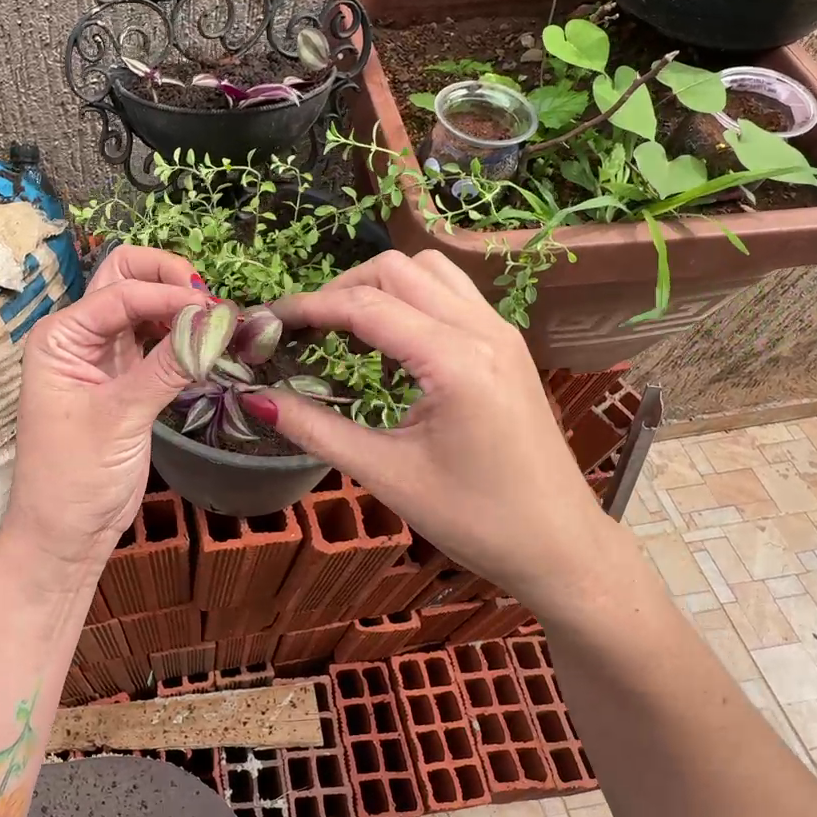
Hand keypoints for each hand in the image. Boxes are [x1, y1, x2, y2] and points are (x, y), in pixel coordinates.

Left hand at [4, 246, 200, 568]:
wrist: (64, 535)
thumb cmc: (75, 479)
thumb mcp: (121, 418)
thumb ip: (167, 366)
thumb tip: (216, 320)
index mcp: (59, 336)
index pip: (120, 293)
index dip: (169, 294)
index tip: (216, 311)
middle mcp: (77, 335)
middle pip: (124, 278)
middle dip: (167, 279)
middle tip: (209, 303)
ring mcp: (101, 355)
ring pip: (142, 304)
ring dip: (177, 304)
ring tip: (218, 324)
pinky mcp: (124, 377)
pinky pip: (154, 339)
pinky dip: (180, 334)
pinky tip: (207, 346)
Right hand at [245, 251, 614, 609]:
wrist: (560, 546)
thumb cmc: (476, 520)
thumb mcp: (387, 475)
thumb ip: (316, 429)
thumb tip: (255, 398)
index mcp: (455, 361)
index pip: (365, 306)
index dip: (308, 307)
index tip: (267, 322)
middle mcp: (482, 330)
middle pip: (395, 270)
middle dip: (340, 290)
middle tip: (303, 330)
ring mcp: (500, 332)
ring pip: (427, 270)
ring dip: (378, 286)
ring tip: (343, 328)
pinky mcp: (506, 344)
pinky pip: (450, 292)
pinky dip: (409, 298)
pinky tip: (388, 341)